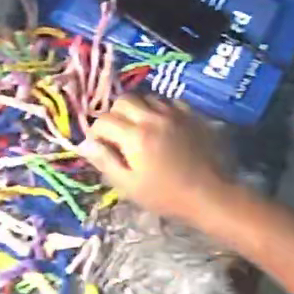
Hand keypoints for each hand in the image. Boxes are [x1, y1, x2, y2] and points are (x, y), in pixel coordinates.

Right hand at [78, 95, 236, 224]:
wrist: (209, 194)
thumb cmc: (165, 195)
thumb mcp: (129, 185)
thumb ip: (105, 161)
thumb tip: (85, 144)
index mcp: (135, 136)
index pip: (104, 120)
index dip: (96, 132)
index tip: (100, 146)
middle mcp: (153, 117)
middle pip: (123, 100)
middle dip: (114, 114)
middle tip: (117, 135)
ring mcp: (174, 113)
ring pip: (146, 97)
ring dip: (137, 110)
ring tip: (139, 129)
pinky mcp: (191, 115)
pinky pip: (168, 101)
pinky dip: (159, 109)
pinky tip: (161, 126)